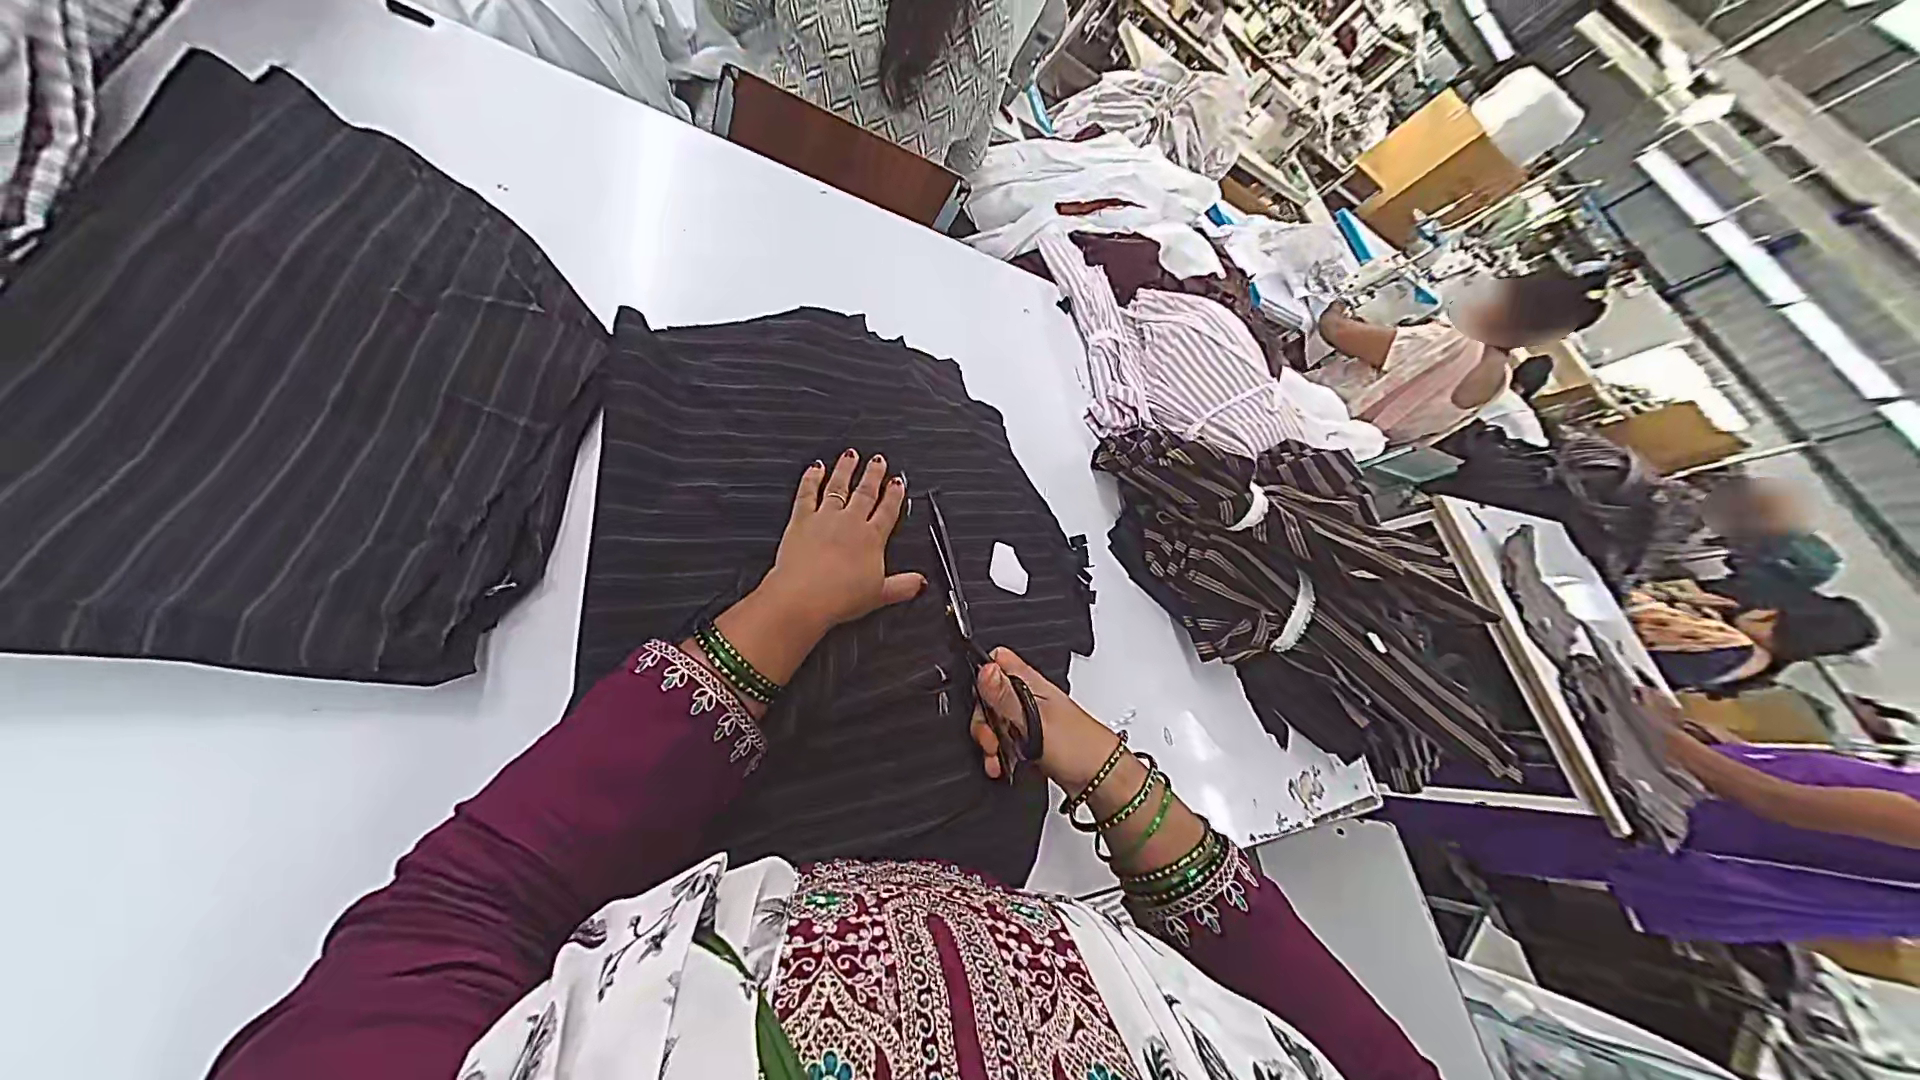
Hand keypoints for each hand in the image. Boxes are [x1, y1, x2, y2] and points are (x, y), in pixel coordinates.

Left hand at [757, 449, 924, 633]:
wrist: (805, 596)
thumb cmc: (839, 596)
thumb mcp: (880, 595)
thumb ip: (903, 586)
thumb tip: (920, 583)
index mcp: (872, 538)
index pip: (887, 510)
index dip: (894, 495)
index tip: (898, 483)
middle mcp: (850, 522)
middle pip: (865, 492)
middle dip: (874, 475)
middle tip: (879, 461)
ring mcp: (825, 518)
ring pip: (838, 486)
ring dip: (846, 469)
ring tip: (851, 455)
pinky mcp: (801, 520)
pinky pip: (807, 493)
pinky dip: (812, 479)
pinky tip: (815, 468)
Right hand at [970, 647, 1118, 786]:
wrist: (1099, 779)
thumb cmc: (1077, 746)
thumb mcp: (1034, 720)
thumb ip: (1005, 695)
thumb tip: (985, 669)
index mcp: (1030, 682)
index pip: (996, 662)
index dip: (982, 678)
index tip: (982, 702)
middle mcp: (1028, 696)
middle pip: (989, 695)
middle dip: (984, 719)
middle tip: (992, 736)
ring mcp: (1029, 717)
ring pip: (995, 720)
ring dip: (991, 740)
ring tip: (997, 755)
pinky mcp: (1030, 738)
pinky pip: (1004, 740)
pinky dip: (999, 752)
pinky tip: (1001, 763)